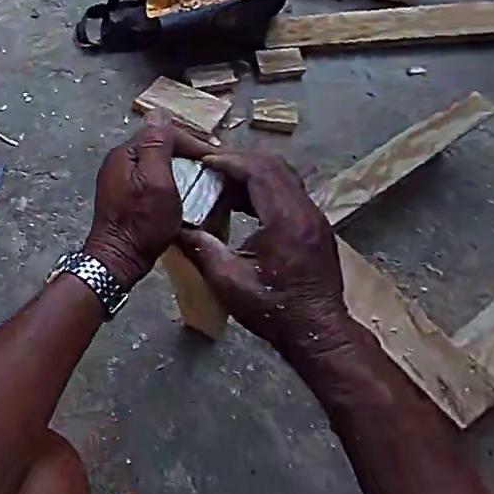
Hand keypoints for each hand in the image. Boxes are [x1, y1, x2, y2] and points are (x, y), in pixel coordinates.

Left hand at [82, 112, 218, 288]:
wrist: (118, 260)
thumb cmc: (141, 223)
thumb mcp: (156, 182)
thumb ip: (157, 146)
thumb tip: (158, 112)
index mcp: (125, 153)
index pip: (163, 133)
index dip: (192, 142)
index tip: (215, 155)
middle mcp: (120, 161)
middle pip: (159, 146)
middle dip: (187, 153)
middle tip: (213, 166)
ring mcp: (120, 180)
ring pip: (157, 163)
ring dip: (180, 167)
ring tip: (203, 178)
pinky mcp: (125, 196)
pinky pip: (152, 179)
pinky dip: (170, 181)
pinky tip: (183, 192)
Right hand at [171, 151, 354, 361]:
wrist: (319, 332)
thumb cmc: (275, 311)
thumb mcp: (229, 282)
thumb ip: (201, 249)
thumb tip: (175, 228)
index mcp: (286, 220)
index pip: (260, 171)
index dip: (230, 161)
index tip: (204, 162)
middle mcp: (305, 211)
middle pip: (274, 166)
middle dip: (240, 162)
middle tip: (210, 168)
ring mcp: (315, 218)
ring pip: (284, 178)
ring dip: (253, 175)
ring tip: (221, 184)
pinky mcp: (316, 228)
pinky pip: (290, 194)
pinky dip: (265, 190)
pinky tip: (243, 204)